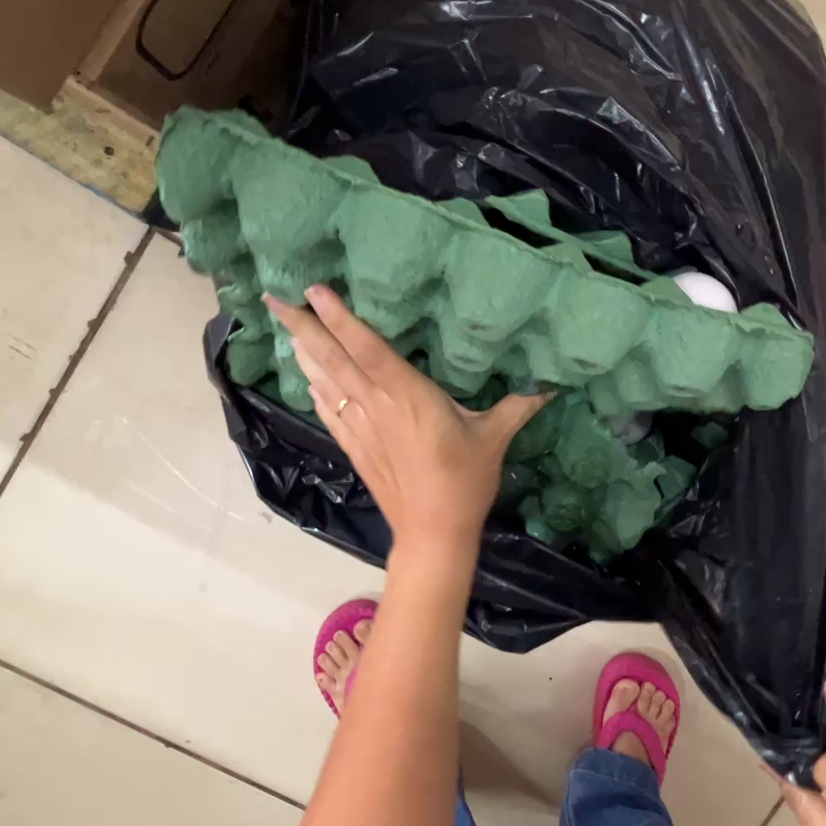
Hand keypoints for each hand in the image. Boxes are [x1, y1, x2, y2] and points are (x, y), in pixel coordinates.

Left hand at [263, 286, 548, 552]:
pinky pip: (329, 412)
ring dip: (303, 353)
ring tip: (285, 325)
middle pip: (333, 359)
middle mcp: (376, 405)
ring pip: (325, 382)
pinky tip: (307, 378)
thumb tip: (551, 381)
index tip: (315, 290)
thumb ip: (518, 405)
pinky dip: (316, 391)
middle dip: (302, 327)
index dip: (341, 318)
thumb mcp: (494, 438)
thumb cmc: (464, 482)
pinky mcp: (355, 448)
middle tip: (274, 297)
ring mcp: (361, 428)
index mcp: (408, 395)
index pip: (368, 348)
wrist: (433, 534)